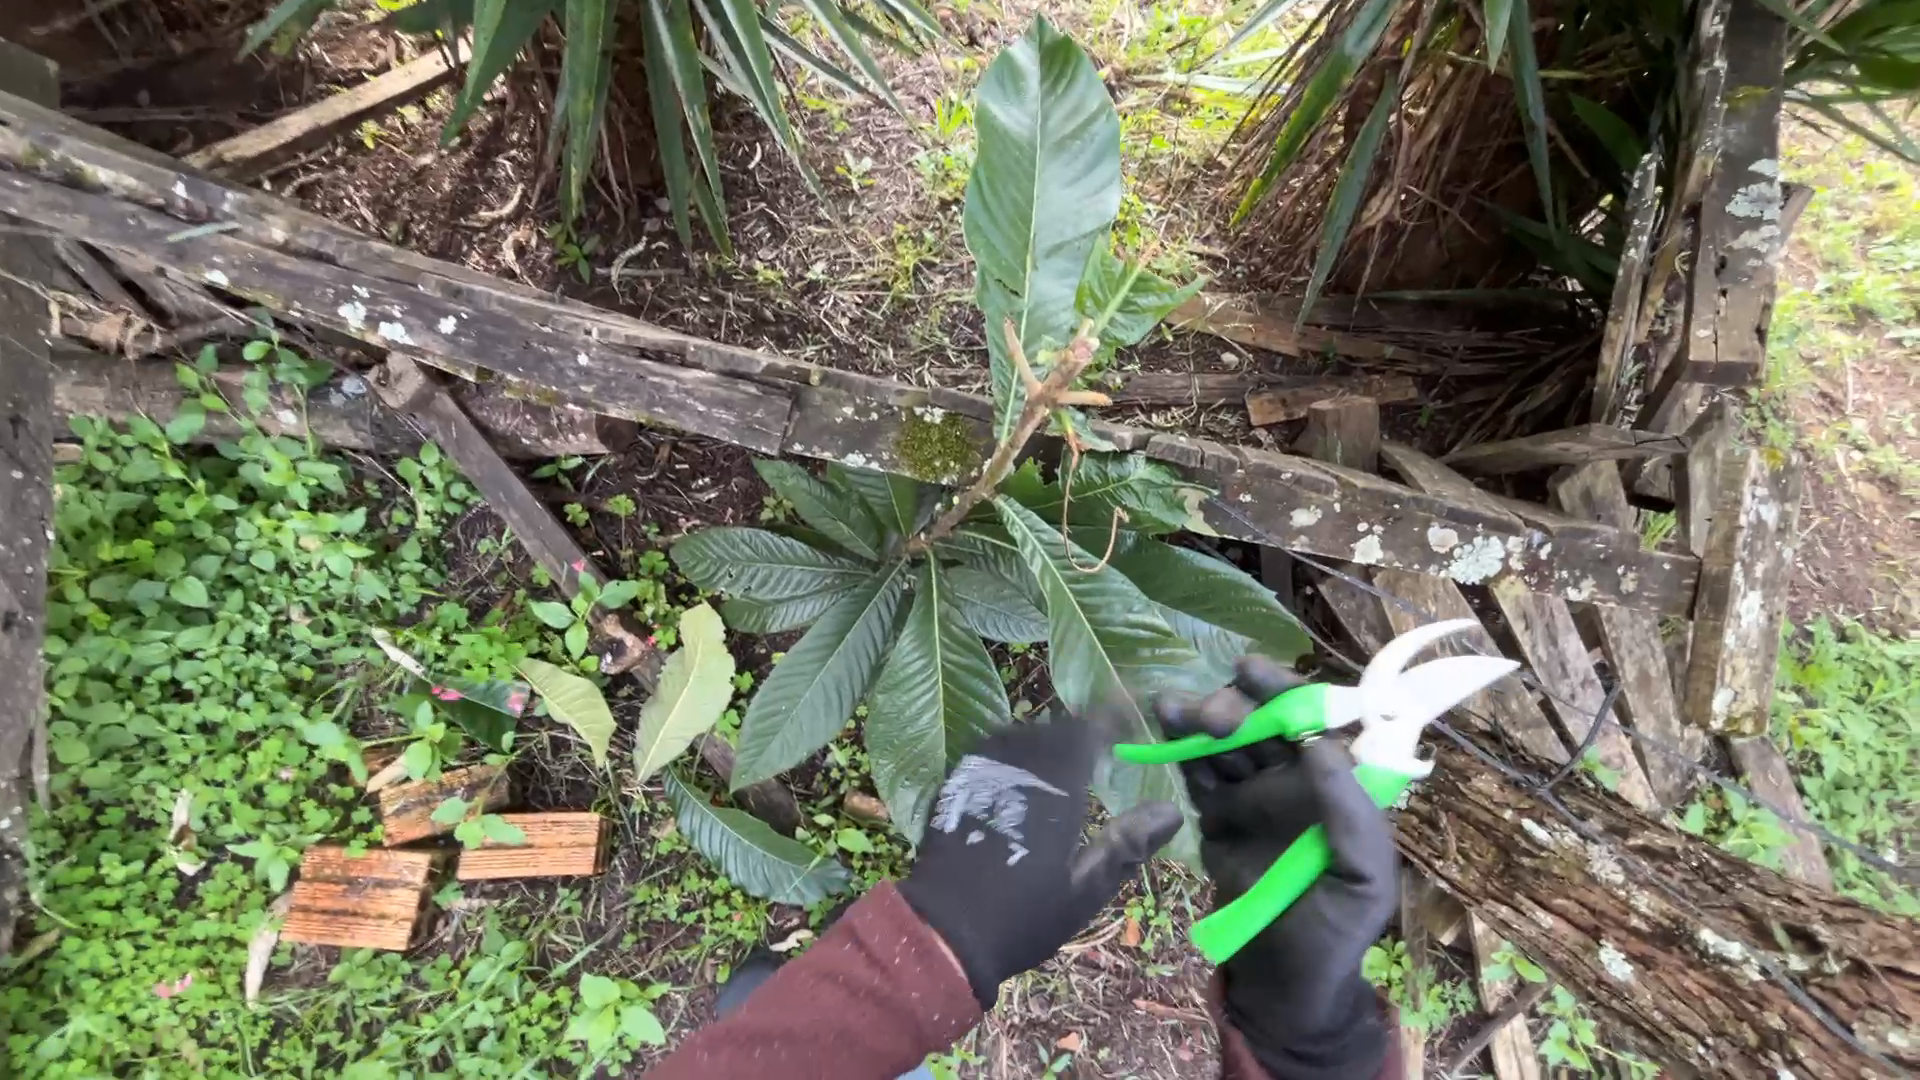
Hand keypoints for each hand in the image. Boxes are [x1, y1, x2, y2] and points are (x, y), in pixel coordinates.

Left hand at [898, 712, 1182, 1008]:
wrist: (945, 930)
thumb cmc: (1024, 916)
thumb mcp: (1085, 890)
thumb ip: (1127, 844)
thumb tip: (1171, 809)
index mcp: (1054, 789)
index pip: (1087, 733)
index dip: (1110, 718)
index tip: (1130, 714)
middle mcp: (1018, 767)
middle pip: (1055, 730)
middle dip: (1081, 732)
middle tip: (1102, 746)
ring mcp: (983, 771)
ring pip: (1022, 734)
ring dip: (1047, 739)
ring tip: (1064, 759)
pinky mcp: (959, 781)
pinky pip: (993, 747)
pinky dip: (1015, 749)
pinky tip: (1021, 773)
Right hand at [1156, 657, 1397, 1076]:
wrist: (1281, 980)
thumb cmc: (1332, 929)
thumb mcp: (1363, 878)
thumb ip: (1351, 813)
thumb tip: (1322, 745)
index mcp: (1330, 786)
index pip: (1308, 721)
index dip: (1282, 691)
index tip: (1248, 670)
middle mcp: (1288, 780)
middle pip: (1257, 724)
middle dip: (1232, 708)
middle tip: (1211, 716)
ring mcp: (1246, 794)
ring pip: (1220, 742)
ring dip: (1196, 720)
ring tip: (1169, 707)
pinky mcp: (1211, 812)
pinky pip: (1195, 772)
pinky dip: (1179, 748)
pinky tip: (1163, 728)